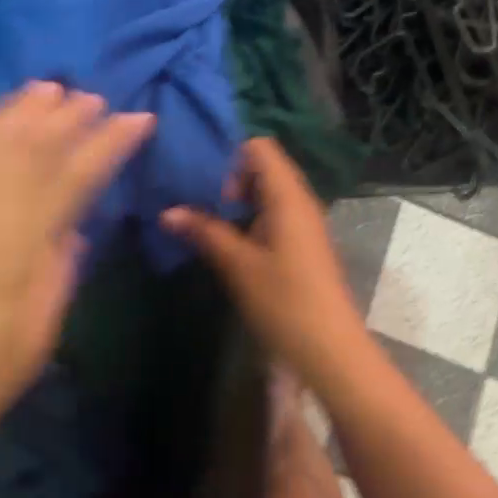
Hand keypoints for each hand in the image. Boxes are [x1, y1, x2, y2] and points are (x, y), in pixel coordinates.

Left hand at [0, 83, 151, 497]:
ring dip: (19, 112)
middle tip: (94, 97)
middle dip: (67, 117)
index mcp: (15, 243)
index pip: (73, 175)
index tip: (139, 118)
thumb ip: (57, 273)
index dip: (110, 143)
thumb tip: (71, 230)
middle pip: (29, 146)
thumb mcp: (34, 339)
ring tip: (47, 89)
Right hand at [160, 139, 373, 393]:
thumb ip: (205, 232)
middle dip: (228, 178)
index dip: (230, 156)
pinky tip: (226, 241)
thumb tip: (167, 211)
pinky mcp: (302, 245)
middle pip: (262, 167)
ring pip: (267, 193)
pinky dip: (249, 218)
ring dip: (236, 201)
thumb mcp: (238, 266)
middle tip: (196, 200)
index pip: (260, 147)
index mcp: (288, 195)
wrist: (331, 350)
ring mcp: (303, 223)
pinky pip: (273, 214)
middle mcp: (299, 200)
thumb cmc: (285, 301)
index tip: (204, 182)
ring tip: (202, 219)